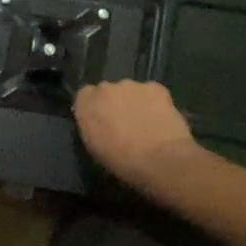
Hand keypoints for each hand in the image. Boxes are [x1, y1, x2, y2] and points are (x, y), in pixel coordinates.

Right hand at [74, 80, 198, 187]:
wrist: (158, 158)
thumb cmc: (121, 160)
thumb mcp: (94, 147)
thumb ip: (92, 126)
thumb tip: (99, 122)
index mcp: (85, 103)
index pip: (85, 95)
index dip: (94, 108)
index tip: (102, 122)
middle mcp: (104, 88)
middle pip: (107, 91)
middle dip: (114, 103)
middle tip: (124, 123)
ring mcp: (131, 85)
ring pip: (130, 91)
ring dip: (134, 102)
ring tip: (145, 123)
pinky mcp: (155, 87)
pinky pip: (151, 92)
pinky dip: (154, 103)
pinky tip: (160, 119)